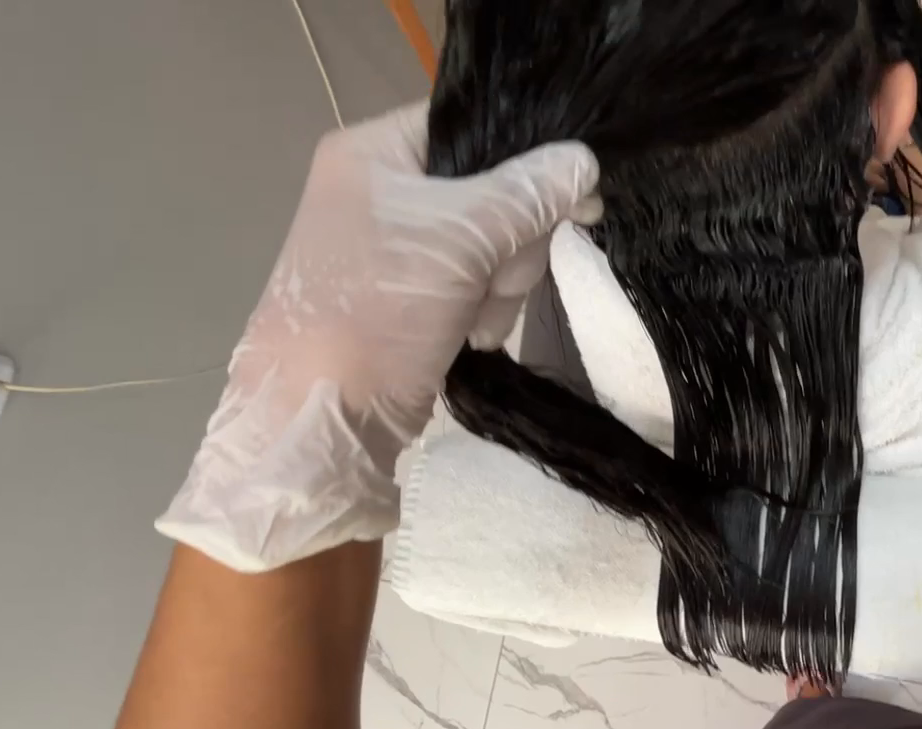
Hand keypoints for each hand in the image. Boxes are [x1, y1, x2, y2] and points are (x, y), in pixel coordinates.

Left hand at [158, 102, 600, 571]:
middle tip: (493, 274)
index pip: (474, 130)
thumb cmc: (379, 305)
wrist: (334, 405)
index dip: (524, 163)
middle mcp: (394, 193)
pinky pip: (488, 285)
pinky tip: (470, 332)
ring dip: (502, 287)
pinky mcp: (427, 294)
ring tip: (472, 315)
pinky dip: (490, 310)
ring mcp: (411, 248)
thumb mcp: (459, 238)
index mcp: (379, 152)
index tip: (566, 200)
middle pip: (499, 194)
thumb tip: (586, 161)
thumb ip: (526, 196)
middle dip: (510, 246)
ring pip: (502, 248)